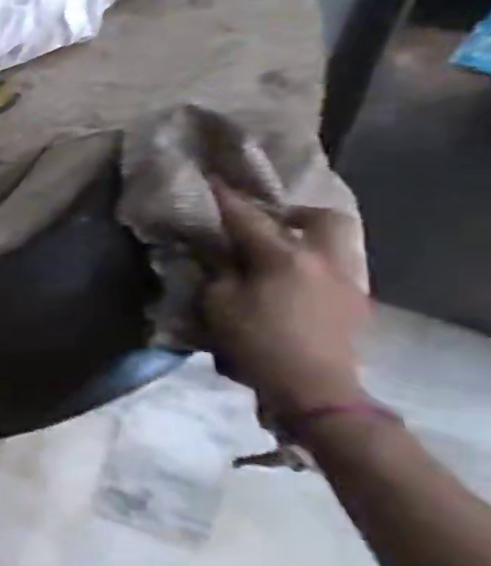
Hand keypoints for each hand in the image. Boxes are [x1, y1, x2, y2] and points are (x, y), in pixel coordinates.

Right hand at [201, 181, 370, 421]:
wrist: (313, 387)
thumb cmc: (255, 342)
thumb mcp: (217, 303)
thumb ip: (216, 270)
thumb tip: (211, 250)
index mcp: (284, 257)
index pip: (247, 218)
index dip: (225, 198)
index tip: (209, 177)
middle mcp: (324, 259)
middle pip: (321, 219)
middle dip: (292, 213)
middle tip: (264, 219)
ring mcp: (347, 280)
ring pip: (336, 241)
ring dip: (307, 238)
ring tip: (277, 249)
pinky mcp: (355, 301)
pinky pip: (335, 267)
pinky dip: (312, 263)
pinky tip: (289, 280)